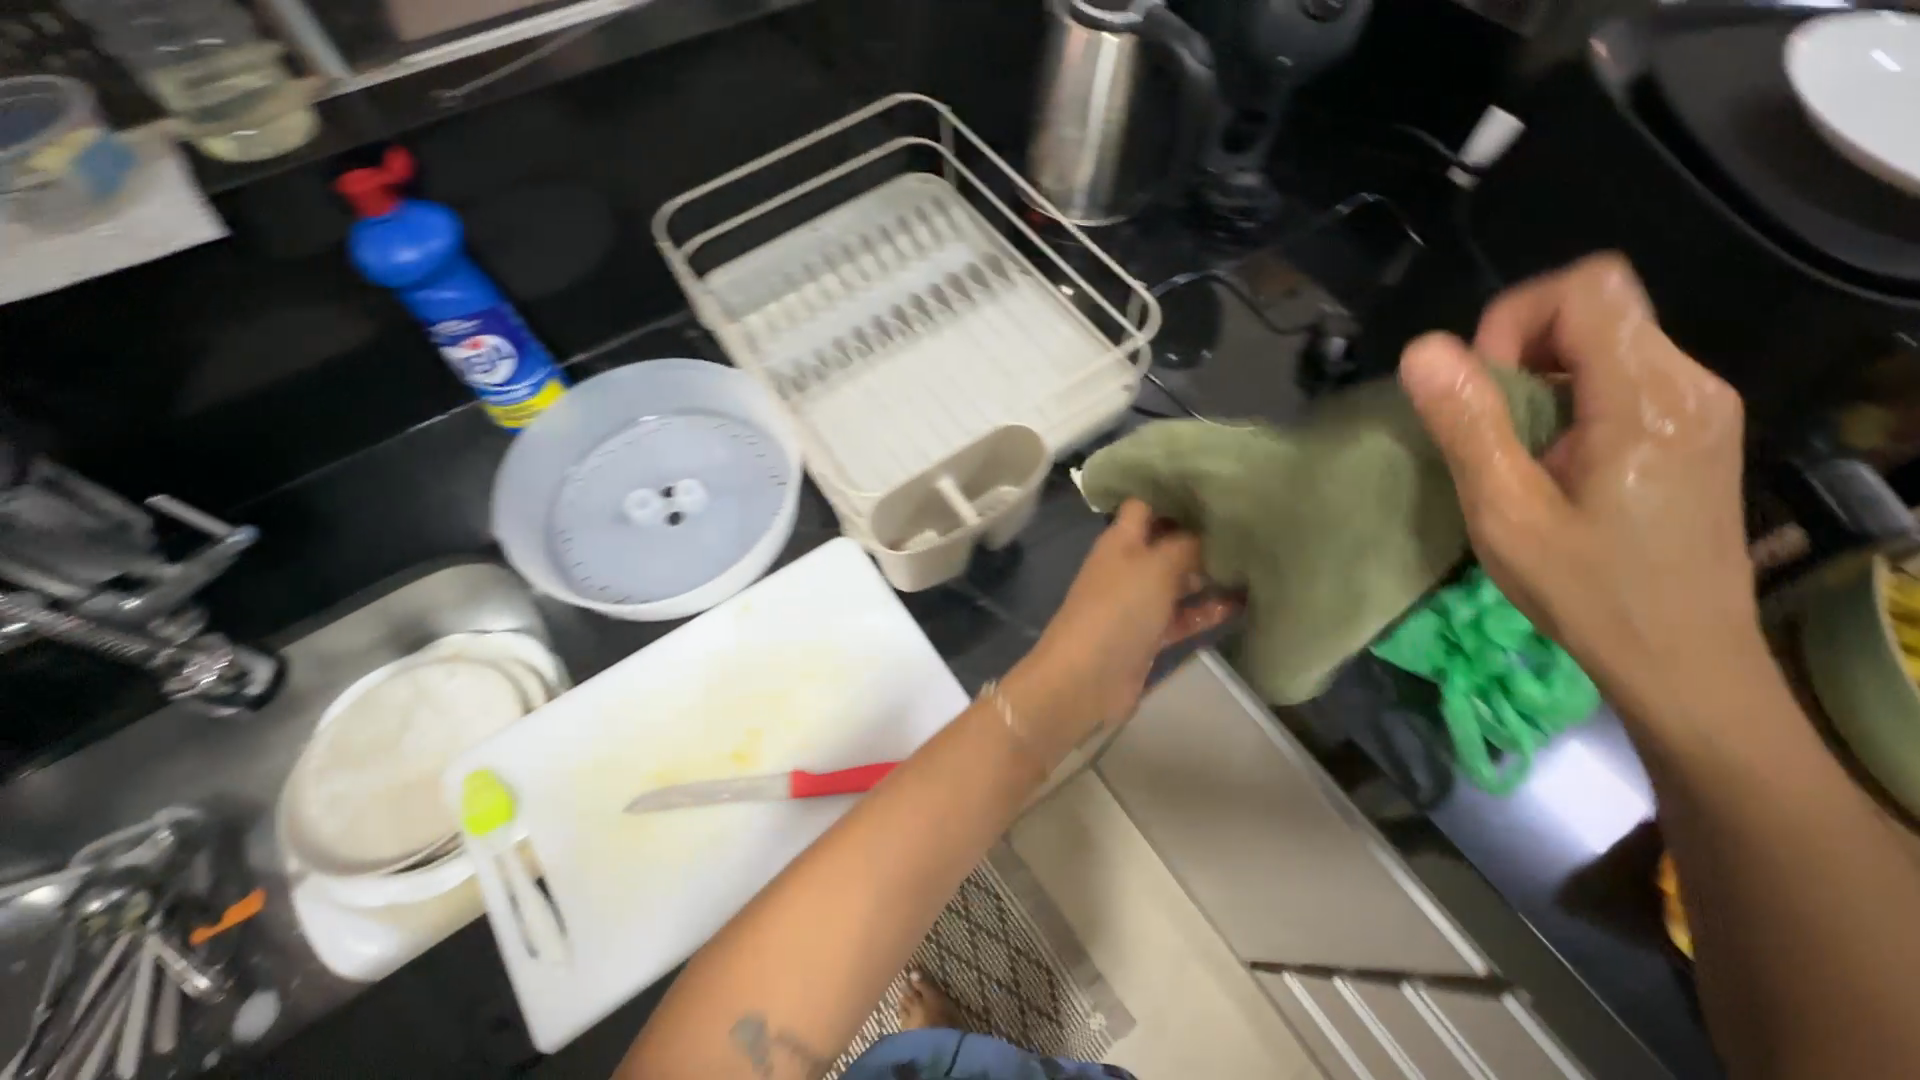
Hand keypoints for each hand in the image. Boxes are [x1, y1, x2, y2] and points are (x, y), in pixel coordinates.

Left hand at [1003, 500, 1236, 763]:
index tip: (1215, 488)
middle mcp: (1127, 566)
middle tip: (1248, 524)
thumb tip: (1212, 531)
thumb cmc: (1118, 610)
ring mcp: (1137, 603)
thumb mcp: (1156, 566)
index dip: (1174, 494)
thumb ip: (1187, 545)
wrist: (1086, 679)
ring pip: (1178, 581)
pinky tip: (1244, 603)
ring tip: (1255, 561)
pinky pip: (1183, 616)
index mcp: (1120, 540)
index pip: (1145, 505)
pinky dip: (1208, 611)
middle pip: (1166, 542)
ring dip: (1210, 574)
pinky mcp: (1148, 636)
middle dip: (1200, 535)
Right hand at [1398, 253, 1761, 726]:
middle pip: (1599, 306)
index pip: (1588, 287)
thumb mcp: (1507, 515)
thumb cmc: (1588, 594)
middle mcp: (1691, 383)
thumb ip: (1468, 425)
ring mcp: (1703, 404)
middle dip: (1524, 346)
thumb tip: (1424, 349)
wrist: (1685, 660)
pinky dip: (1574, 395)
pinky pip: (1627, 373)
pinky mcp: (1698, 427)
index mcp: (1647, 398)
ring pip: (1611, 338)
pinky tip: (1555, 457)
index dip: (1517, 317)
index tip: (1485, 385)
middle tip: (1491, 424)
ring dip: (1545, 374)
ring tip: (1517, 447)